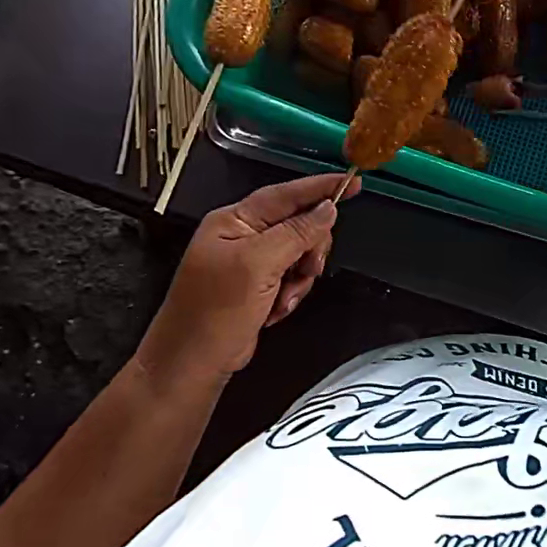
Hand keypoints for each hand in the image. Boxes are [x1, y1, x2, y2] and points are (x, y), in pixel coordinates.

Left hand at [137, 173, 360, 385]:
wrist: (193, 364)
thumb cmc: (215, 312)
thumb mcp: (258, 265)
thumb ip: (297, 232)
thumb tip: (328, 209)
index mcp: (235, 221)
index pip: (286, 194)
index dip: (321, 187)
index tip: (353, 182)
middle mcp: (244, 236)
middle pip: (300, 225)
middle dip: (310, 249)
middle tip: (309, 268)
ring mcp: (252, 262)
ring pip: (302, 253)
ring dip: (300, 277)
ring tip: (284, 297)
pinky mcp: (260, 286)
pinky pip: (294, 277)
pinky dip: (292, 293)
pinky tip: (277, 308)